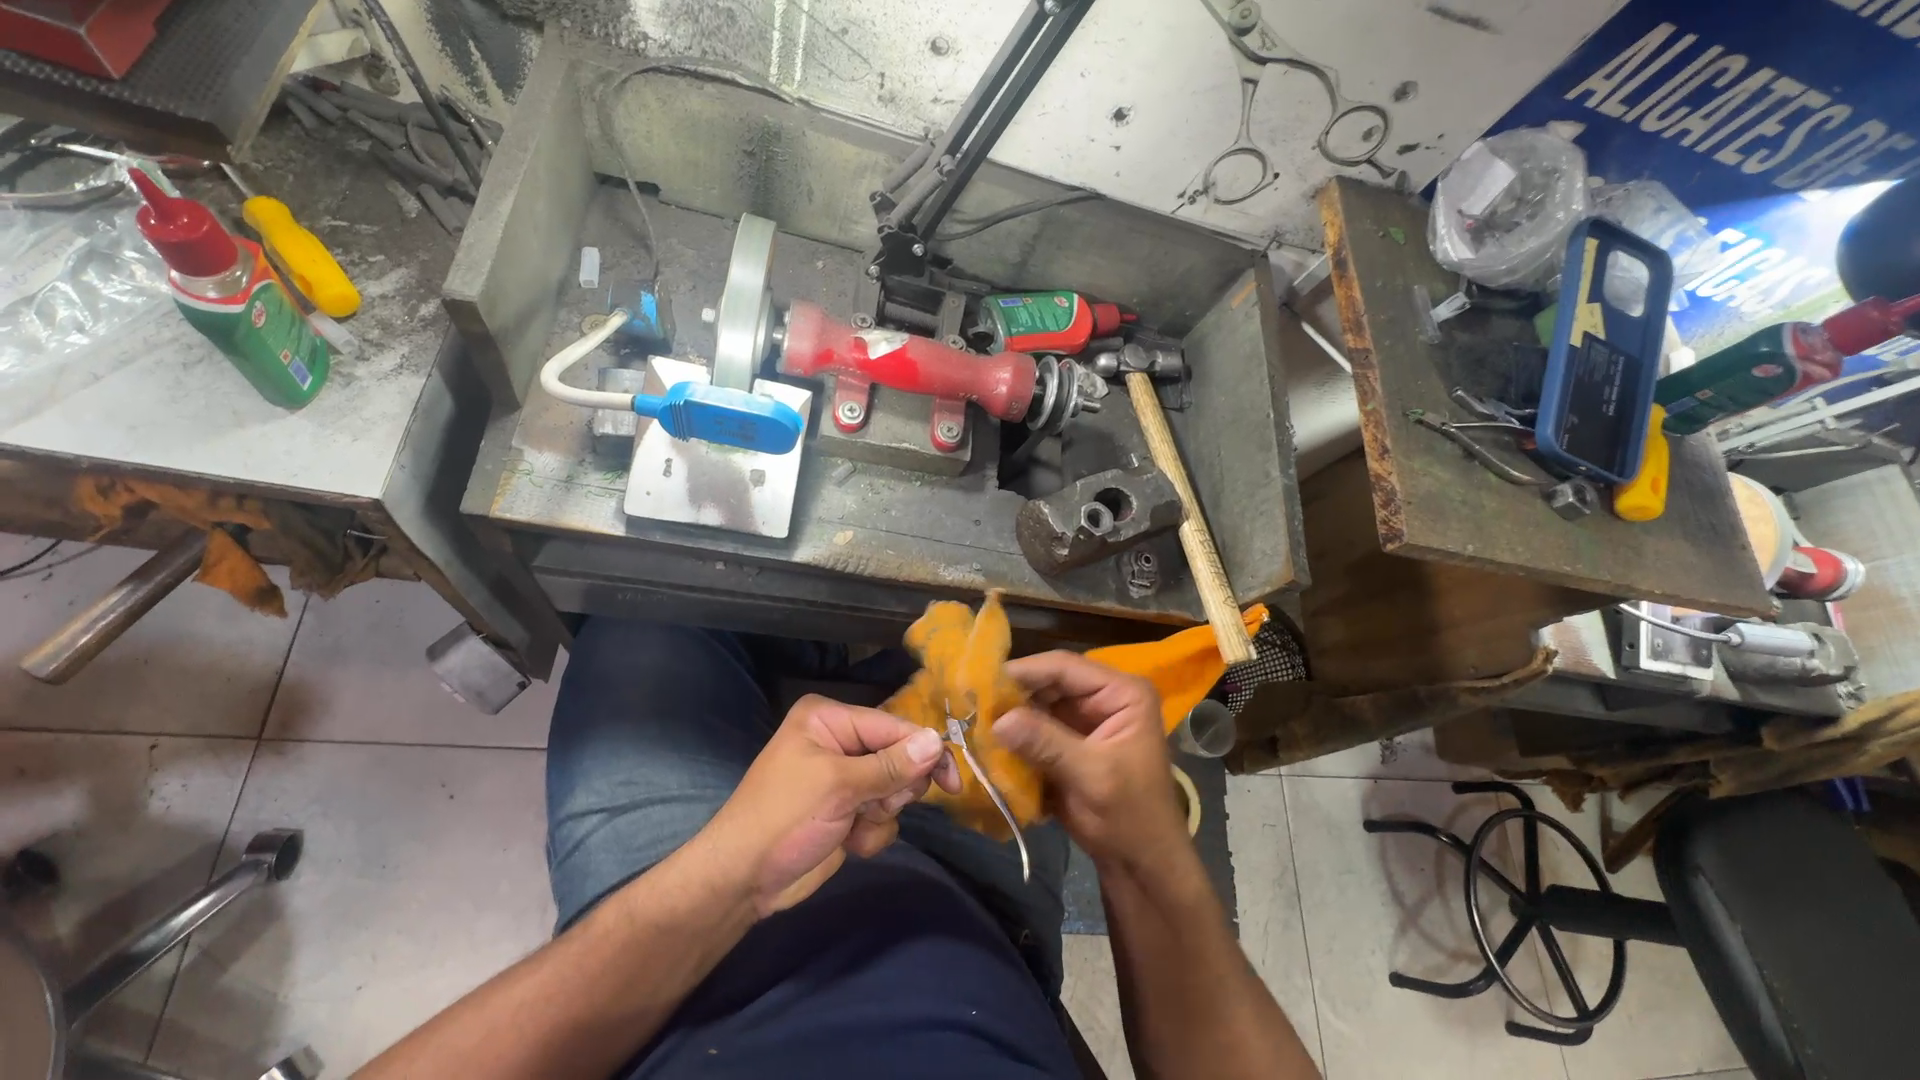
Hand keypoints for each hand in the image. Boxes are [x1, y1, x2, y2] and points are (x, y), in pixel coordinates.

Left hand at [700, 695, 959, 917]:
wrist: (744, 880)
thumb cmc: (783, 818)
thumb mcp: (839, 786)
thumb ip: (891, 765)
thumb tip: (937, 741)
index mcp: (828, 720)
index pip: (893, 726)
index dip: (925, 751)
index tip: (952, 782)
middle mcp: (838, 742)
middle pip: (900, 757)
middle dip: (894, 788)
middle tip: (874, 805)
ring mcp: (844, 780)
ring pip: (895, 791)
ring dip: (880, 815)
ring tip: (852, 825)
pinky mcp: (847, 812)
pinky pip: (883, 817)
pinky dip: (871, 834)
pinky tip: (846, 843)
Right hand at [992, 651, 1190, 871]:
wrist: (1142, 862)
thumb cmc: (1131, 816)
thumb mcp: (1093, 776)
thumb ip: (1047, 744)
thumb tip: (998, 720)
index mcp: (1122, 693)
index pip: (1065, 667)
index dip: (1023, 671)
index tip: (980, 681)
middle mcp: (1103, 697)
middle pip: (1047, 682)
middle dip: (1011, 694)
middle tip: (969, 703)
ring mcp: (1084, 720)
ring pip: (1036, 705)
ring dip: (1009, 715)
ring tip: (970, 720)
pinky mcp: (1067, 744)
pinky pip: (1034, 729)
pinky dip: (1013, 736)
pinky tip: (985, 741)